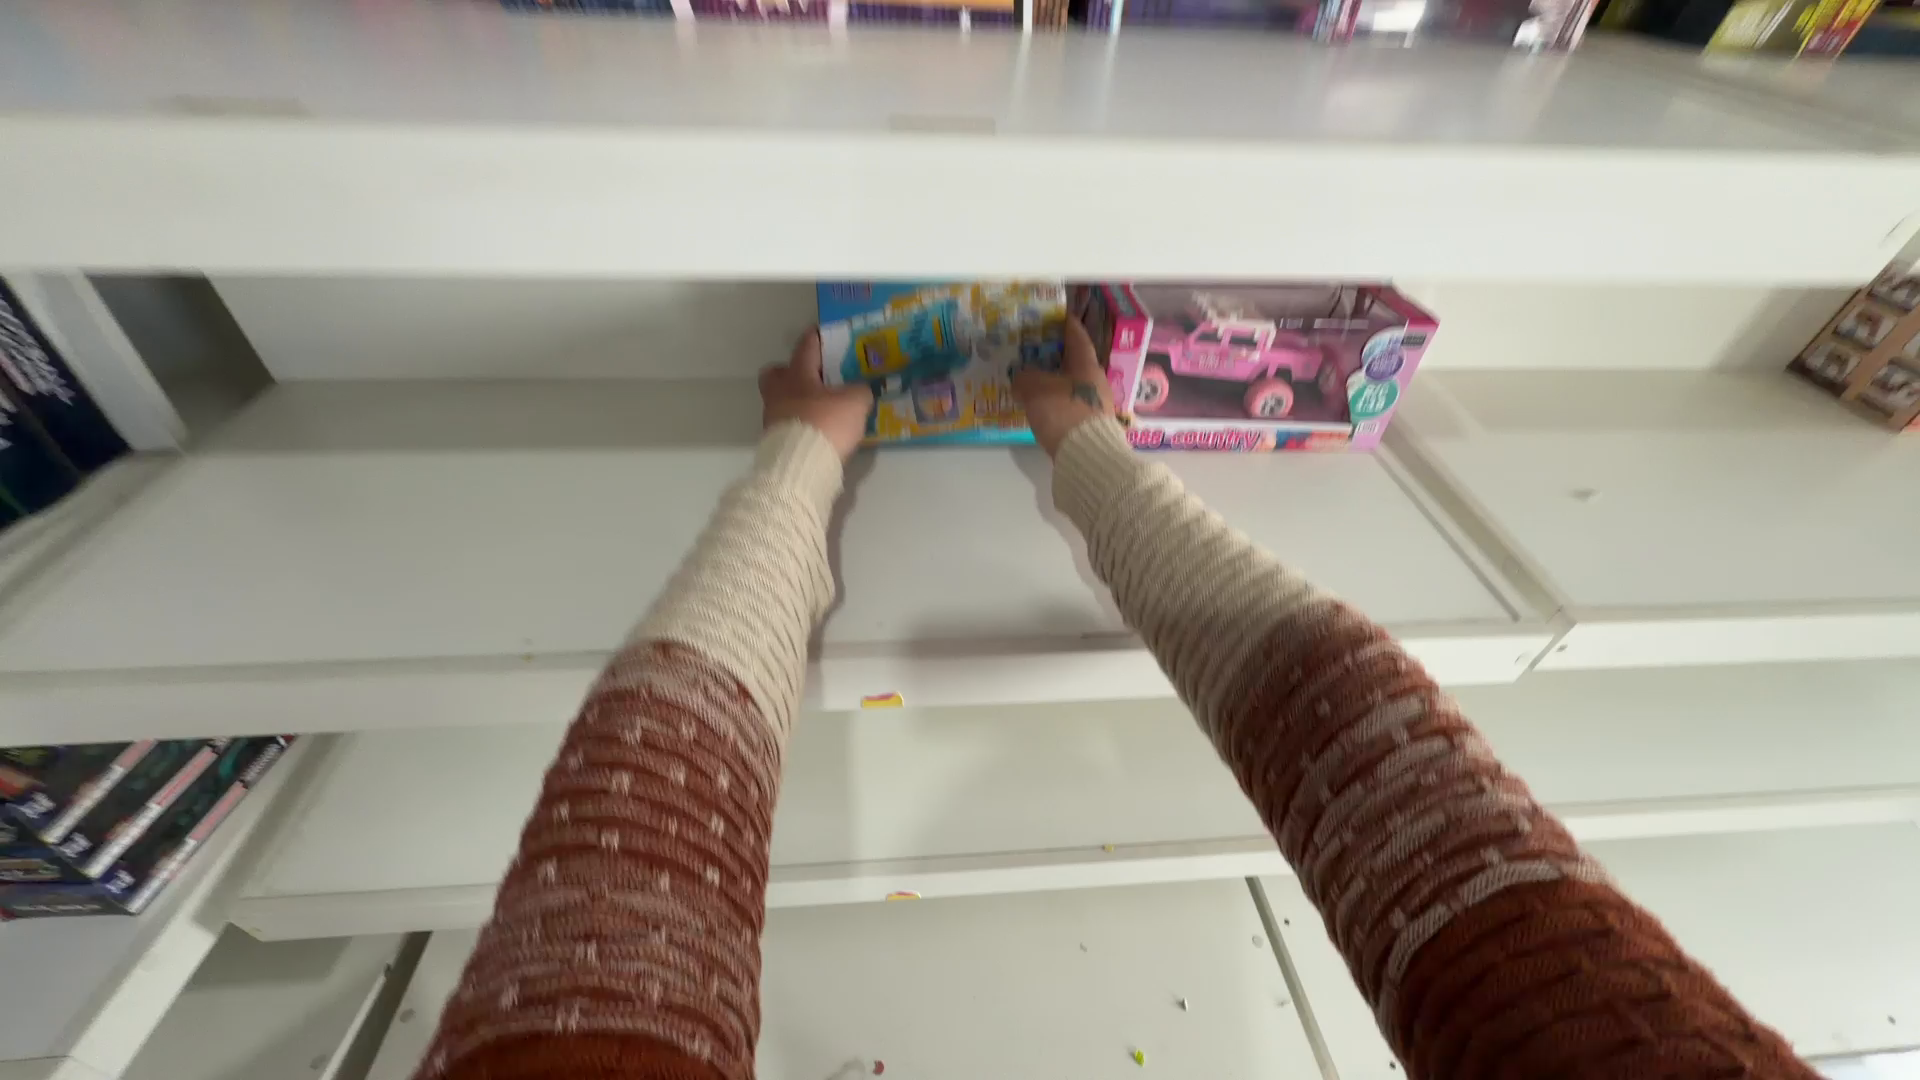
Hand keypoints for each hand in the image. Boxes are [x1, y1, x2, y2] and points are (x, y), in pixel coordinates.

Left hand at [761, 329, 873, 460]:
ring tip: (819, 409)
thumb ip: (860, 391)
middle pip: (776, 373)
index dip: (816, 337)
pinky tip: (816, 430)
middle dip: (791, 372)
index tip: (822, 332)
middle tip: (811, 378)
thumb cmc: (826, 423)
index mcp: (798, 374)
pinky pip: (787, 423)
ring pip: (780, 399)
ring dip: (796, 401)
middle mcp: (780, 392)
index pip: (806, 346)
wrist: (801, 464)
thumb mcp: (855, 402)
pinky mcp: (775, 440)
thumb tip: (860, 390)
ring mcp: (773, 417)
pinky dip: (799, 423)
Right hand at [1013, 316, 1114, 457]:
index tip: (1057, 316)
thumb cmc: (1063, 412)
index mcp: (1087, 365)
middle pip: (1074, 363)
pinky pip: (1069, 405)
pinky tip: (1041, 407)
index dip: (1066, 325)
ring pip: (1071, 385)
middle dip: (1055, 356)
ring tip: (1033, 381)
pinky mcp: (1088, 426)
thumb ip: (1025, 377)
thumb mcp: (1036, 389)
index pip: (1077, 337)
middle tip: (1034, 351)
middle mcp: (1095, 382)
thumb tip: (1021, 376)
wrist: (1085, 456)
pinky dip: (1056, 402)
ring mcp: (1094, 405)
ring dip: (1054, 382)